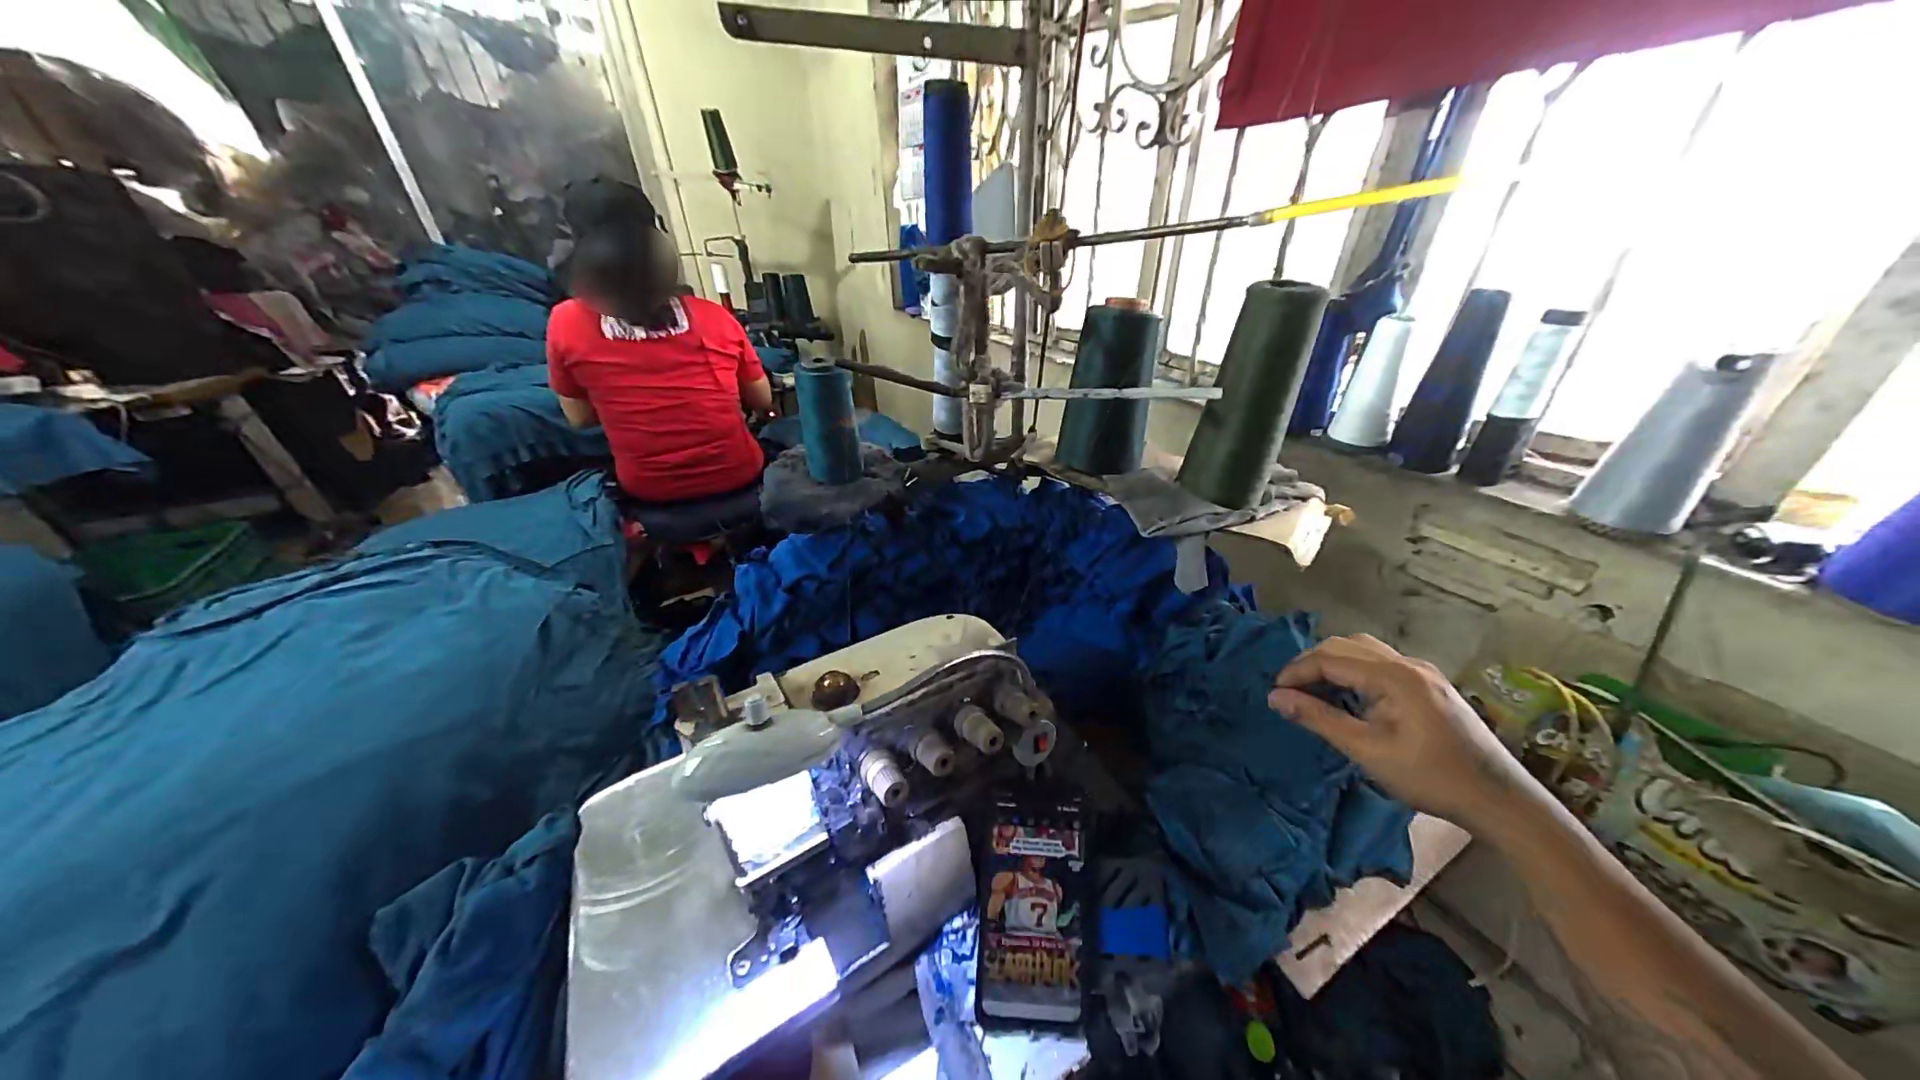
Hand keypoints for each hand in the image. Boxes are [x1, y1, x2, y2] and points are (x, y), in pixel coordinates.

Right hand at [1268, 634, 1544, 835]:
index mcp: (1393, 676)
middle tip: (1289, 692)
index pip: (1330, 658)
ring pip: (1364, 651)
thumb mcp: (1366, 750)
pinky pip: (1381, 664)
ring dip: (1333, 664)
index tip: (1274, 693)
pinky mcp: (1429, 685)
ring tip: (1313, 692)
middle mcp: (1408, 664)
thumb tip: (1275, 698)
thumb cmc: (1429, 776)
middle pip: (1345, 645)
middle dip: (1311, 663)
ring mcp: (1422, 672)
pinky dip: (1354, 671)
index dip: (1296, 672)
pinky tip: (1348, 697)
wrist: (1499, 800)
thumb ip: (1318, 718)